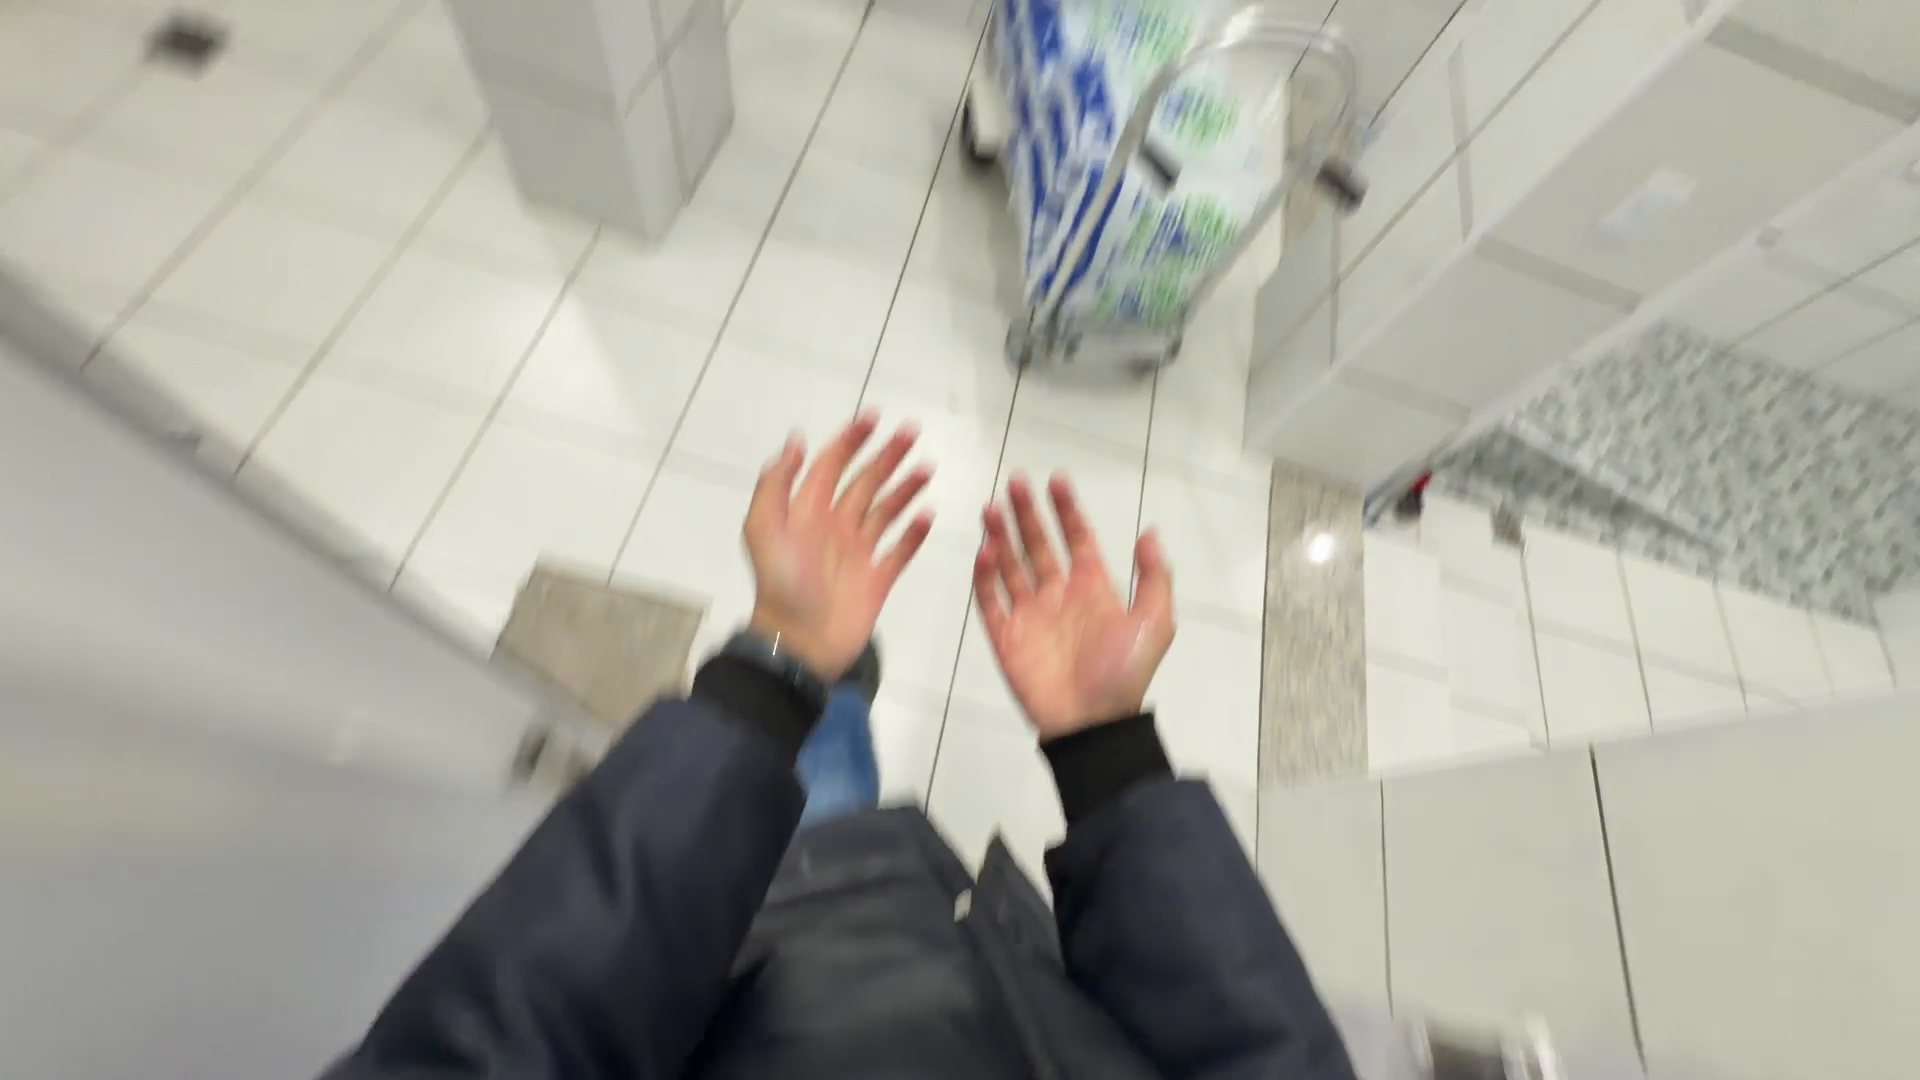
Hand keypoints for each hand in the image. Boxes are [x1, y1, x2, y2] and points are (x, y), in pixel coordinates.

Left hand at [743, 411, 933, 677]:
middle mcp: (836, 526)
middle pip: (866, 482)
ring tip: (927, 468)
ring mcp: (859, 553)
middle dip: (887, 456)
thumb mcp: (764, 529)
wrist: (800, 643)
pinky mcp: (878, 579)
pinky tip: (929, 515)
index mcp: (808, 512)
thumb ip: (776, 485)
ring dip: (906, 488)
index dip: (851, 440)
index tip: (874, 418)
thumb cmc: (782, 584)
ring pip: (887, 511)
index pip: (832, 465)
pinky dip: (915, 533)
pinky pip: (901, 551)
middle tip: (913, 432)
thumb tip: (796, 440)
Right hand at [972, 473, 1175, 739]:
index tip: (1056, 479)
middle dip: (1026, 512)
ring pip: (1010, 565)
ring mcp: (1028, 613)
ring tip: (990, 508)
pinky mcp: (1005, 635)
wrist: (1092, 724)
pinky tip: (983, 551)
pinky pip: (990, 600)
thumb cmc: (1123, 672)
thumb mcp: (1154, 622)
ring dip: (1000, 535)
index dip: (1066, 508)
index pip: (1076, 537)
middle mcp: (1057, 593)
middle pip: (1037, 544)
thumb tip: (1150, 531)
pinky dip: (984, 576)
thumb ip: (1154, 576)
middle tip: (1014, 481)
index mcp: (1091, 586)